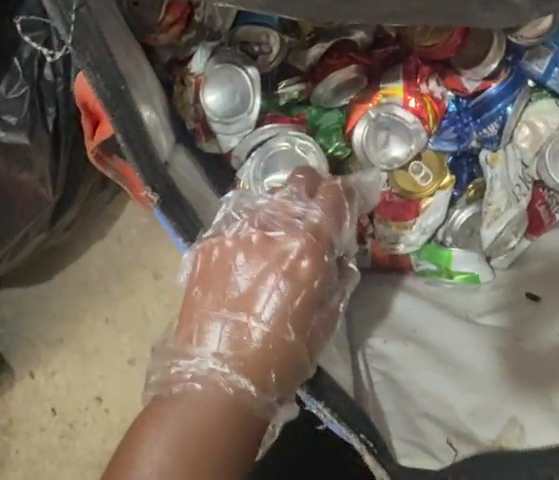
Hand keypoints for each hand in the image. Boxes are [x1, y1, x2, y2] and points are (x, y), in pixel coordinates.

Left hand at [145, 168, 358, 417]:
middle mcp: (275, 224)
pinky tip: (247, 253)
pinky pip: (237, 218)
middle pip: (300, 180)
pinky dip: (250, 229)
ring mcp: (238, 228)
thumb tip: (338, 256)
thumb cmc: (282, 357)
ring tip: (275, 240)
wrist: (216, 379)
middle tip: (314, 213)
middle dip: (313, 189)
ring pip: (267, 198)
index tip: (348, 201)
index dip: (347, 194)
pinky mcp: (210, 240)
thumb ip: (338, 277)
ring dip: (279, 212)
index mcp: (310, 243)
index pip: (336, 193)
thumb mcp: (327, 320)